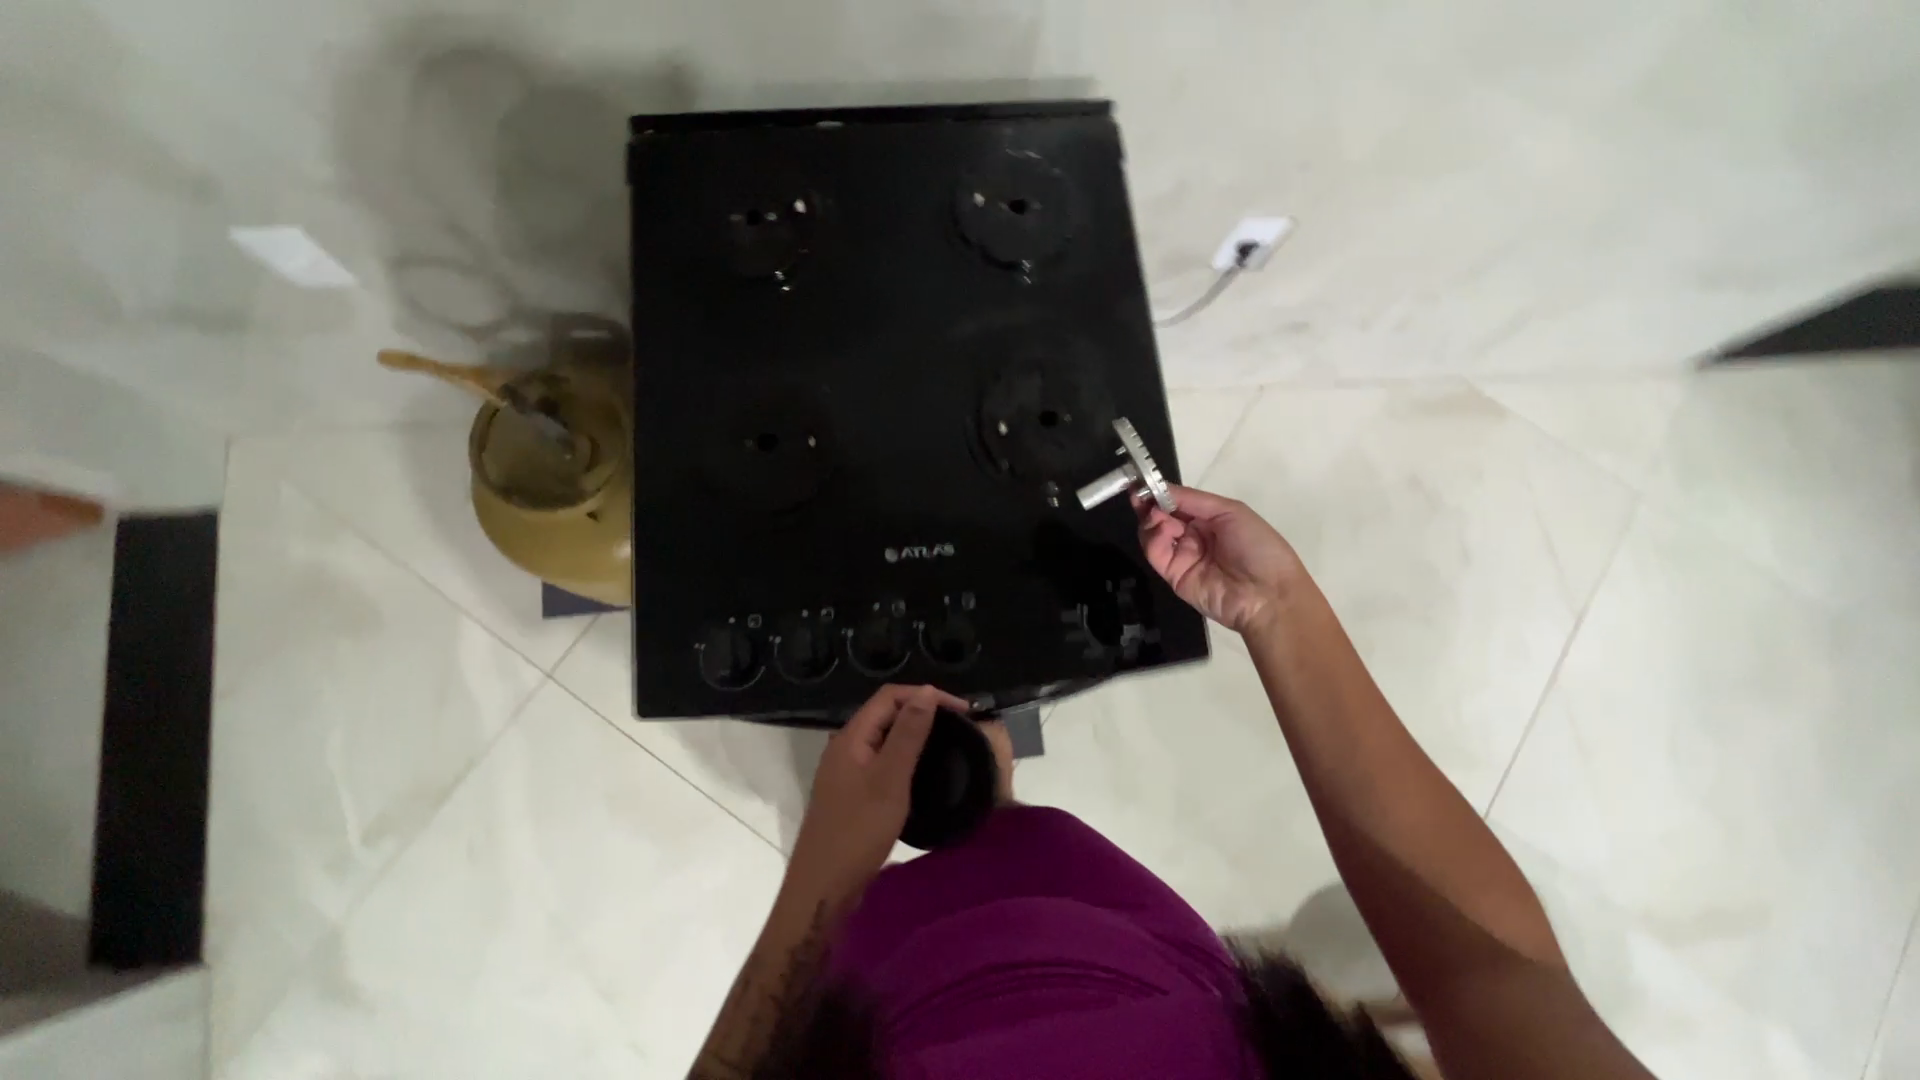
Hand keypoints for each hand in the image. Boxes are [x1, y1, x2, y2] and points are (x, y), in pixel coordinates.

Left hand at [788, 684, 969, 901]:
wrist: (823, 888)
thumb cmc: (858, 831)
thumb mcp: (890, 779)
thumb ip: (908, 733)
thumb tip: (927, 692)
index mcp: (850, 738)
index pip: (889, 697)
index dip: (926, 695)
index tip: (962, 711)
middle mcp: (845, 748)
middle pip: (886, 715)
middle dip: (922, 712)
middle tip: (960, 727)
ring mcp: (846, 773)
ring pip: (884, 740)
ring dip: (915, 736)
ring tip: (948, 745)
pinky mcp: (852, 795)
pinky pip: (882, 763)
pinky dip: (905, 759)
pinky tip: (924, 774)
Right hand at [1136, 485, 1304, 635]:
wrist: (1267, 594)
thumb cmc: (1257, 547)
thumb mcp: (1230, 512)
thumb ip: (1192, 499)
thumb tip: (1160, 487)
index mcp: (1209, 519)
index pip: (1177, 503)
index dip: (1160, 492)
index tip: (1143, 482)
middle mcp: (1193, 536)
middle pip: (1161, 517)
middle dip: (1150, 504)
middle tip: (1139, 495)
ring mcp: (1182, 556)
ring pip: (1154, 534)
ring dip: (1151, 519)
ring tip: (1155, 514)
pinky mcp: (1173, 575)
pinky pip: (1156, 553)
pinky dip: (1154, 538)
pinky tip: (1162, 529)